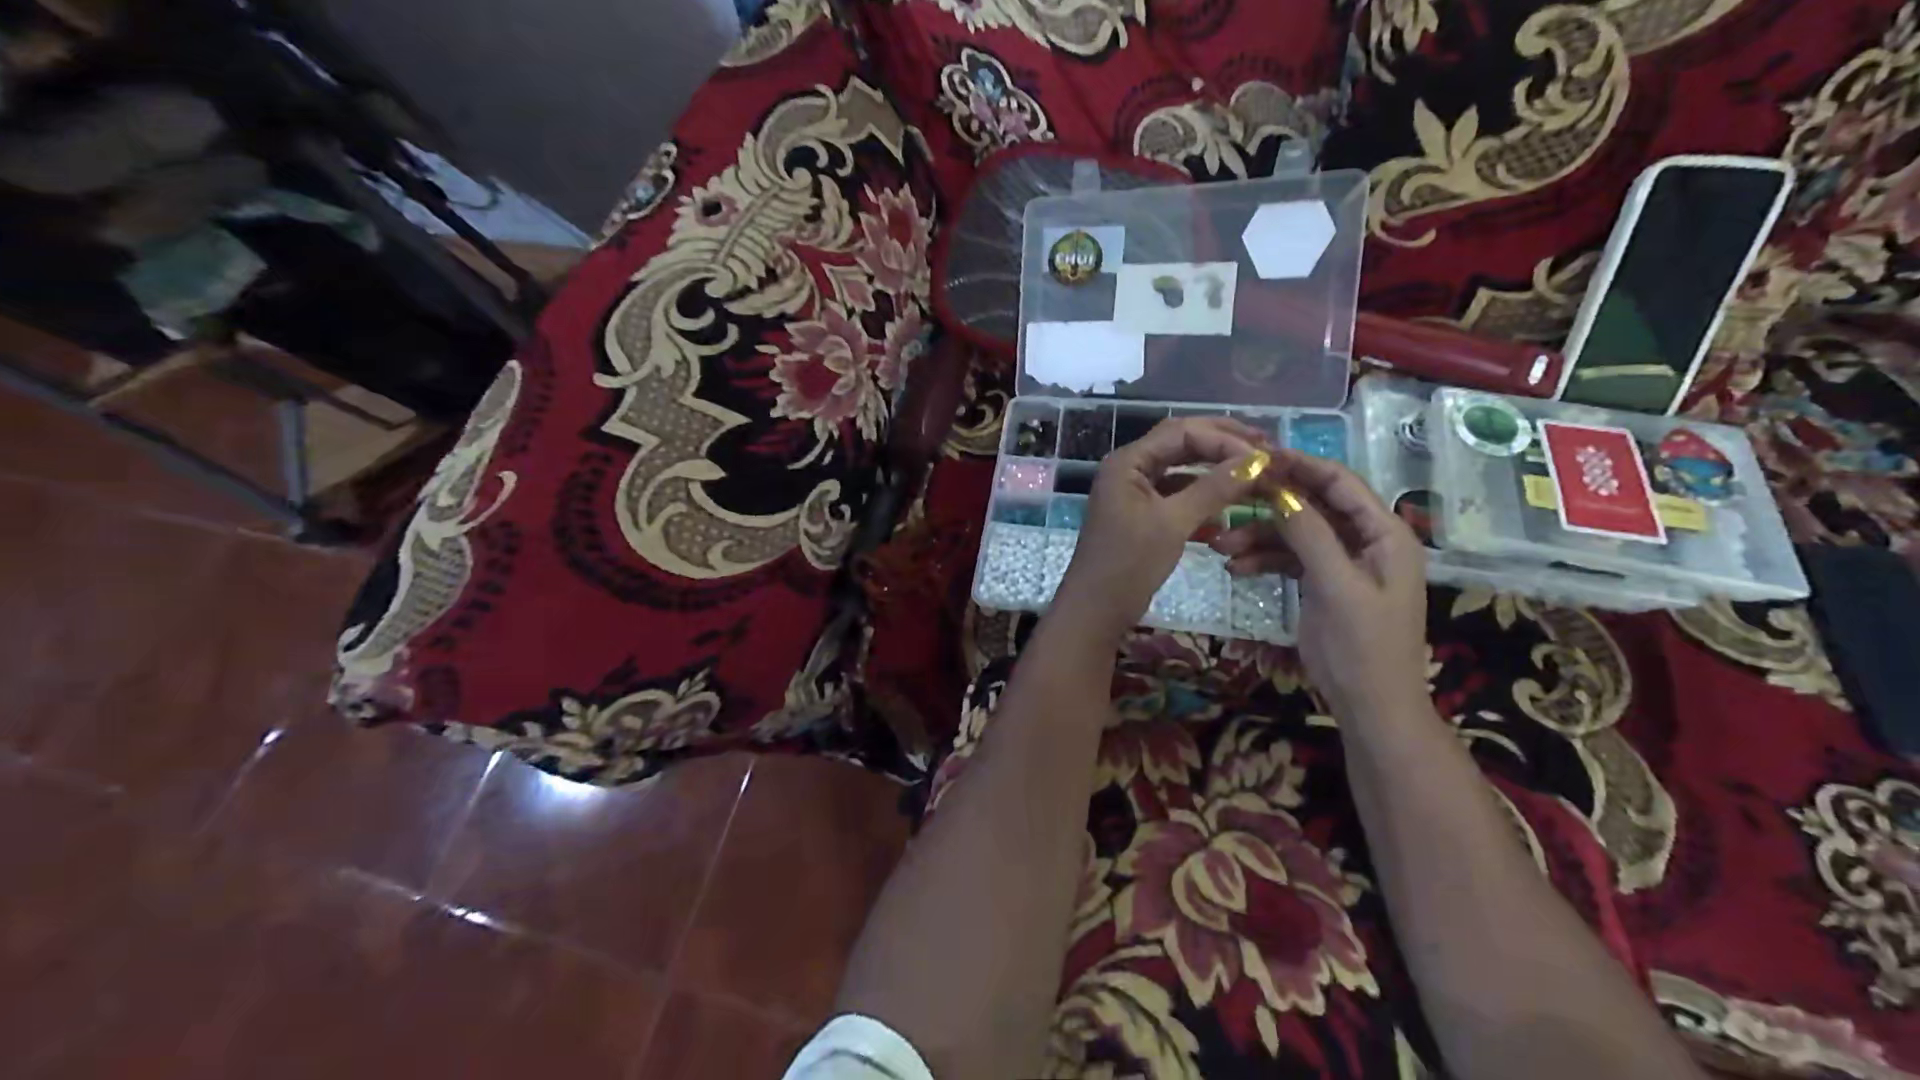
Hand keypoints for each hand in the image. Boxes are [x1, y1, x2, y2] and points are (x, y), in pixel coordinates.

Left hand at [1052, 416, 1267, 644]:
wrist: (1096, 610)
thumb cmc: (1129, 564)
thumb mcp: (1173, 523)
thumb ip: (1213, 489)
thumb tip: (1256, 462)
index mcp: (1128, 462)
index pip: (1182, 432)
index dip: (1224, 439)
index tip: (1263, 456)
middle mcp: (1129, 469)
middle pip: (1181, 443)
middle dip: (1222, 444)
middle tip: (1265, 448)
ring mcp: (1134, 492)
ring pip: (1181, 469)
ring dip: (1215, 471)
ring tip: (1254, 473)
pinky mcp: (1142, 514)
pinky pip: (1176, 495)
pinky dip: (1202, 497)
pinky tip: (1229, 508)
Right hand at [1210, 450, 1429, 719]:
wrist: (1369, 705)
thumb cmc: (1363, 647)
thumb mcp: (1337, 587)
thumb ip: (1310, 536)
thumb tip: (1280, 490)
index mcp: (1386, 534)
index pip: (1341, 483)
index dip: (1301, 466)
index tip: (1257, 458)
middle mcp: (1366, 541)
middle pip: (1314, 506)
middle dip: (1271, 505)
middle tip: (1229, 498)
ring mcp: (1343, 562)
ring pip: (1296, 533)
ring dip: (1260, 537)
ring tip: (1221, 546)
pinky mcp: (1324, 583)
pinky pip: (1290, 559)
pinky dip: (1265, 560)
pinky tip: (1236, 568)